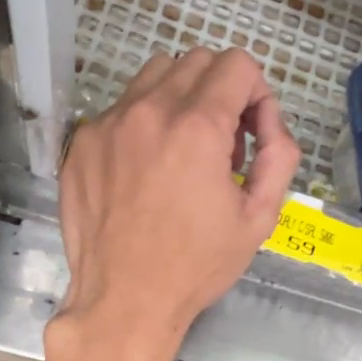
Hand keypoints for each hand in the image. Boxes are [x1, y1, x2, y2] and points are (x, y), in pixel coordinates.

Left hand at [52, 47, 301, 360]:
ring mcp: (108, 123)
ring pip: (155, 75)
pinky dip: (145, 124)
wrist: (126, 299)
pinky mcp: (83, 142)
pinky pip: (122, 108)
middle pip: (196, 61)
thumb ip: (279, 157)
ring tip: (186, 152)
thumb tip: (271, 123)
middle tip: (224, 144)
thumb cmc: (198, 265)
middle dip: (221, 92)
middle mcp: (149, 111)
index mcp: (198, 128)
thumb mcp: (259, 218)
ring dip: (182, 99)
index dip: (257, 93)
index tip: (253, 133)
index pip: (236, 64)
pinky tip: (148, 172)